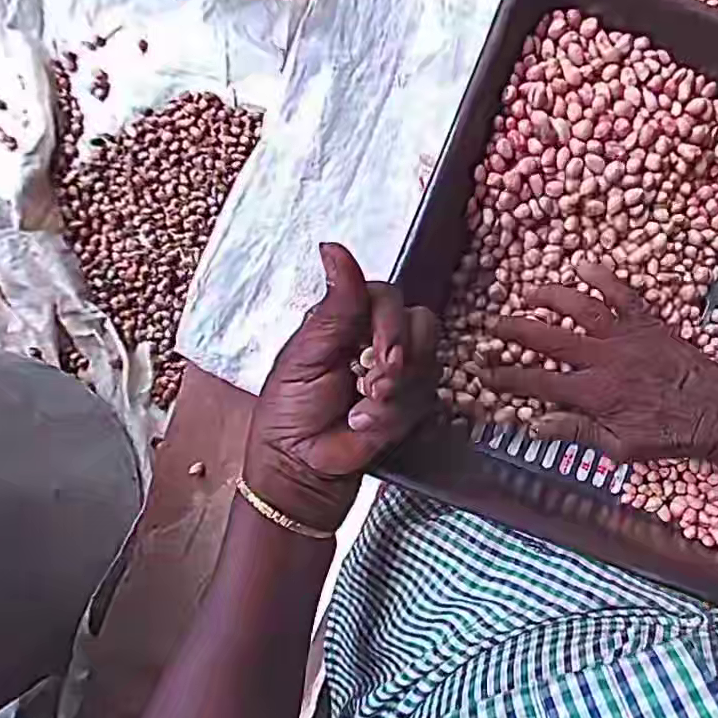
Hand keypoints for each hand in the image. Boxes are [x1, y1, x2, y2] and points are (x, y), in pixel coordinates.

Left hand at [243, 243, 438, 533]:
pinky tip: (367, 425)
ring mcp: (398, 372)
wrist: (300, 470)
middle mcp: (377, 341)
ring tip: (361, 411)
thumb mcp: (306, 356)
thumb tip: (334, 248)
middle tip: (372, 386)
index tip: (380, 354)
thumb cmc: (289, 413)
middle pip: (421, 324)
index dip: (392, 323)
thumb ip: (335, 306)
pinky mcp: (410, 403)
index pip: (390, 298)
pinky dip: (396, 416)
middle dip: (401, 359)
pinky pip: (425, 397)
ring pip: (428, 362)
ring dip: (396, 392)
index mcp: (348, 321)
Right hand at [481, 260, 717, 462]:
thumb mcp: (620, 447)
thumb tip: (537, 425)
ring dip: (550, 298)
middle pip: (549, 339)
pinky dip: (603, 278)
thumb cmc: (670, 435)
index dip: (508, 379)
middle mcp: (603, 359)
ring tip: (528, 292)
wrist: (717, 413)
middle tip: (494, 325)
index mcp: (594, 394)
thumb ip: (577, 432)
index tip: (486, 374)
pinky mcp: (648, 323)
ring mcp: (625, 337)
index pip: (539, 384)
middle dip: (517, 331)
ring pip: (580, 309)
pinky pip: (622, 295)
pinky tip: (583, 267)